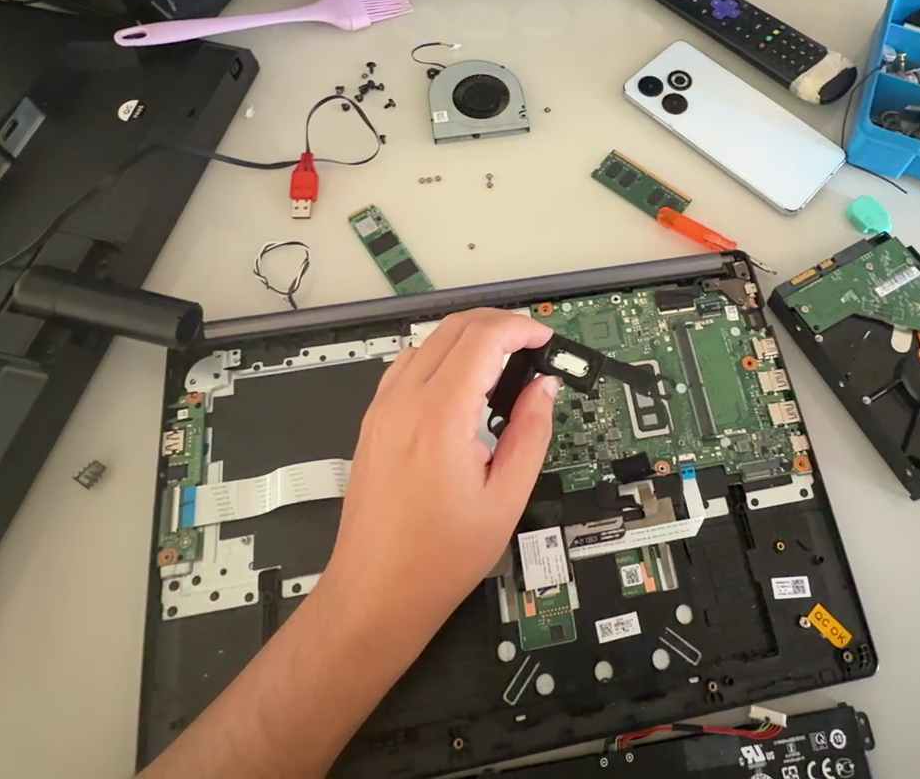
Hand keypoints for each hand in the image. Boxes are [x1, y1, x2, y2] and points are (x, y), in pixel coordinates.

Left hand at [322, 308, 558, 633]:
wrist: (375, 593)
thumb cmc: (439, 558)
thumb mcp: (505, 498)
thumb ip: (531, 432)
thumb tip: (545, 389)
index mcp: (439, 417)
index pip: (483, 340)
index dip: (520, 329)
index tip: (545, 340)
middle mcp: (404, 402)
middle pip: (454, 327)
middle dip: (499, 324)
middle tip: (532, 345)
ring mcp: (382, 408)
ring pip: (429, 340)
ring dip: (469, 337)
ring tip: (504, 362)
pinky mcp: (373, 420)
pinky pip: (408, 365)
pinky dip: (441, 356)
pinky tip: (463, 382)